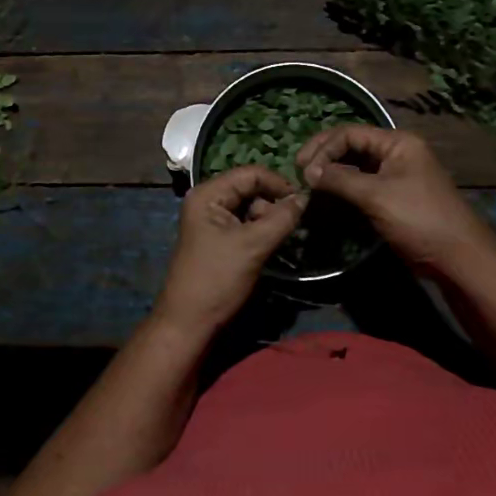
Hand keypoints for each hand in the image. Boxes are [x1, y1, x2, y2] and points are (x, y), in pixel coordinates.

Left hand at [157, 166, 306, 336]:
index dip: (278, 183)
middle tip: (292, 224)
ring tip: (280, 237)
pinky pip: (244, 223)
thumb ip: (281, 218)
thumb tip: (305, 197)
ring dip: (268, 217)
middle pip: (250, 188)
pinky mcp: (218, 237)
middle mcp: (208, 200)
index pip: (250, 174)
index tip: (303, 201)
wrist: (190, 321)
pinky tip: (271, 243)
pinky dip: (260, 229)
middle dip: (273, 202)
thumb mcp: (253, 245)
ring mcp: (211, 219)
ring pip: (250, 206)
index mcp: (208, 194)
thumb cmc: (217, 279)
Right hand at [297, 126, 495, 273]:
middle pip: (351, 145)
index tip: (302, 170)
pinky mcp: (393, 196)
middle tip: (299, 172)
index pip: (349, 133)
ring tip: (309, 184)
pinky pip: (362, 183)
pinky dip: (343, 187)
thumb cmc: (419, 219)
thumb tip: (308, 172)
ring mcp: (395, 175)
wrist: (458, 258)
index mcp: (397, 142)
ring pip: (354, 164)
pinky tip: (327, 195)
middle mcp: (396, 152)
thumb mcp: (376, 196)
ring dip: (331, 172)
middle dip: (323, 156)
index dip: (322, 148)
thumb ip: (339, 179)